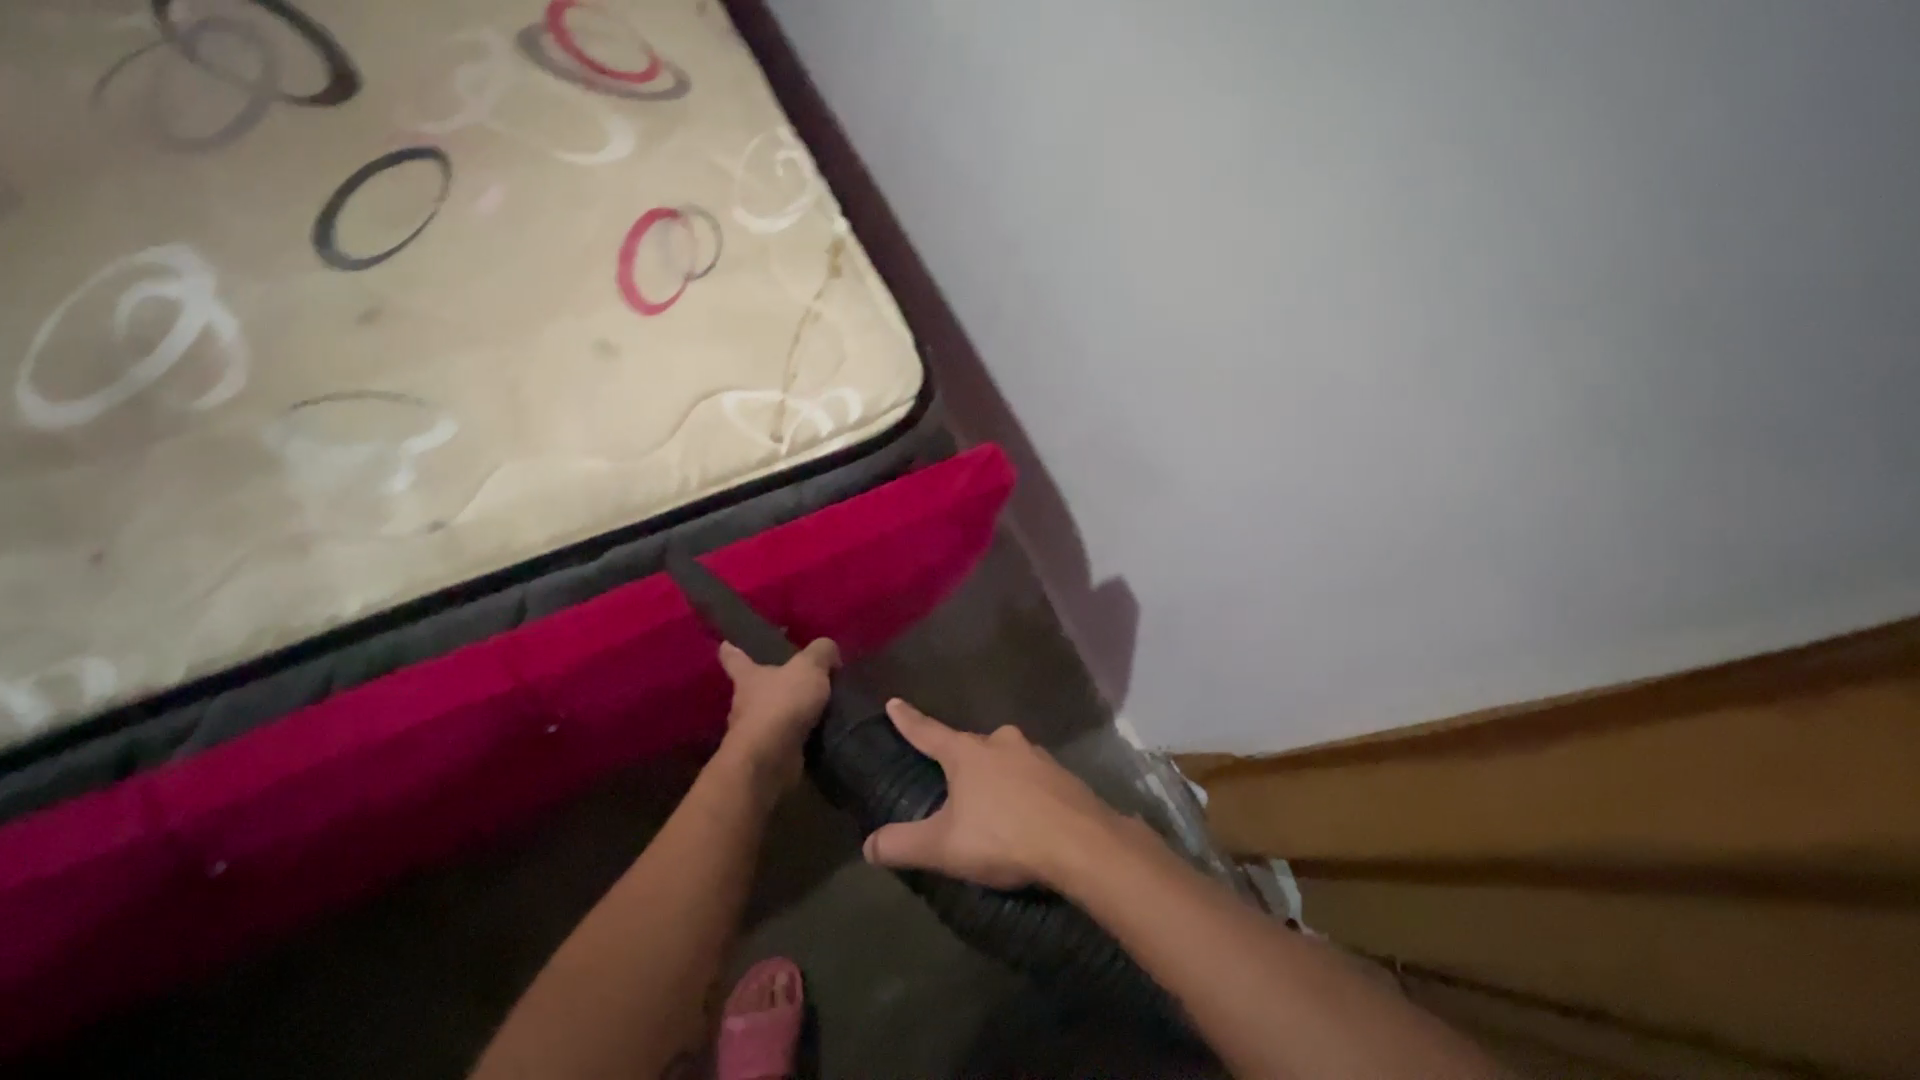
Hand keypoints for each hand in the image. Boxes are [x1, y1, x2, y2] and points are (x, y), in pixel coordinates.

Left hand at [716, 639, 838, 796]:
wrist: (771, 758)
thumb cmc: (782, 703)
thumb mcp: (808, 666)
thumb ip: (821, 652)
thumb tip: (829, 653)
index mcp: (747, 677)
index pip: (733, 657)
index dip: (731, 649)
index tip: (727, 644)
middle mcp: (744, 703)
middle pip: (754, 689)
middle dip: (771, 685)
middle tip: (798, 679)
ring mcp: (753, 733)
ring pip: (769, 717)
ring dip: (788, 714)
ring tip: (818, 710)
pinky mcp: (767, 756)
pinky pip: (785, 742)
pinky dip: (799, 738)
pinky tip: (820, 735)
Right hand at [861, 699, 1124, 889]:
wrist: (1082, 844)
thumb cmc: (1004, 836)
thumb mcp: (943, 847)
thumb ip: (902, 845)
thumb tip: (868, 846)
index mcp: (967, 753)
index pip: (928, 732)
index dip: (908, 720)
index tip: (895, 702)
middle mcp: (1002, 744)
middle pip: (971, 745)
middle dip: (959, 756)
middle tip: (949, 776)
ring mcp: (1038, 757)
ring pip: (1006, 758)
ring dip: (995, 773)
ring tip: (989, 801)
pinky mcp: (1064, 777)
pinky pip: (1033, 778)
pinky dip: (1023, 791)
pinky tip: (1025, 813)